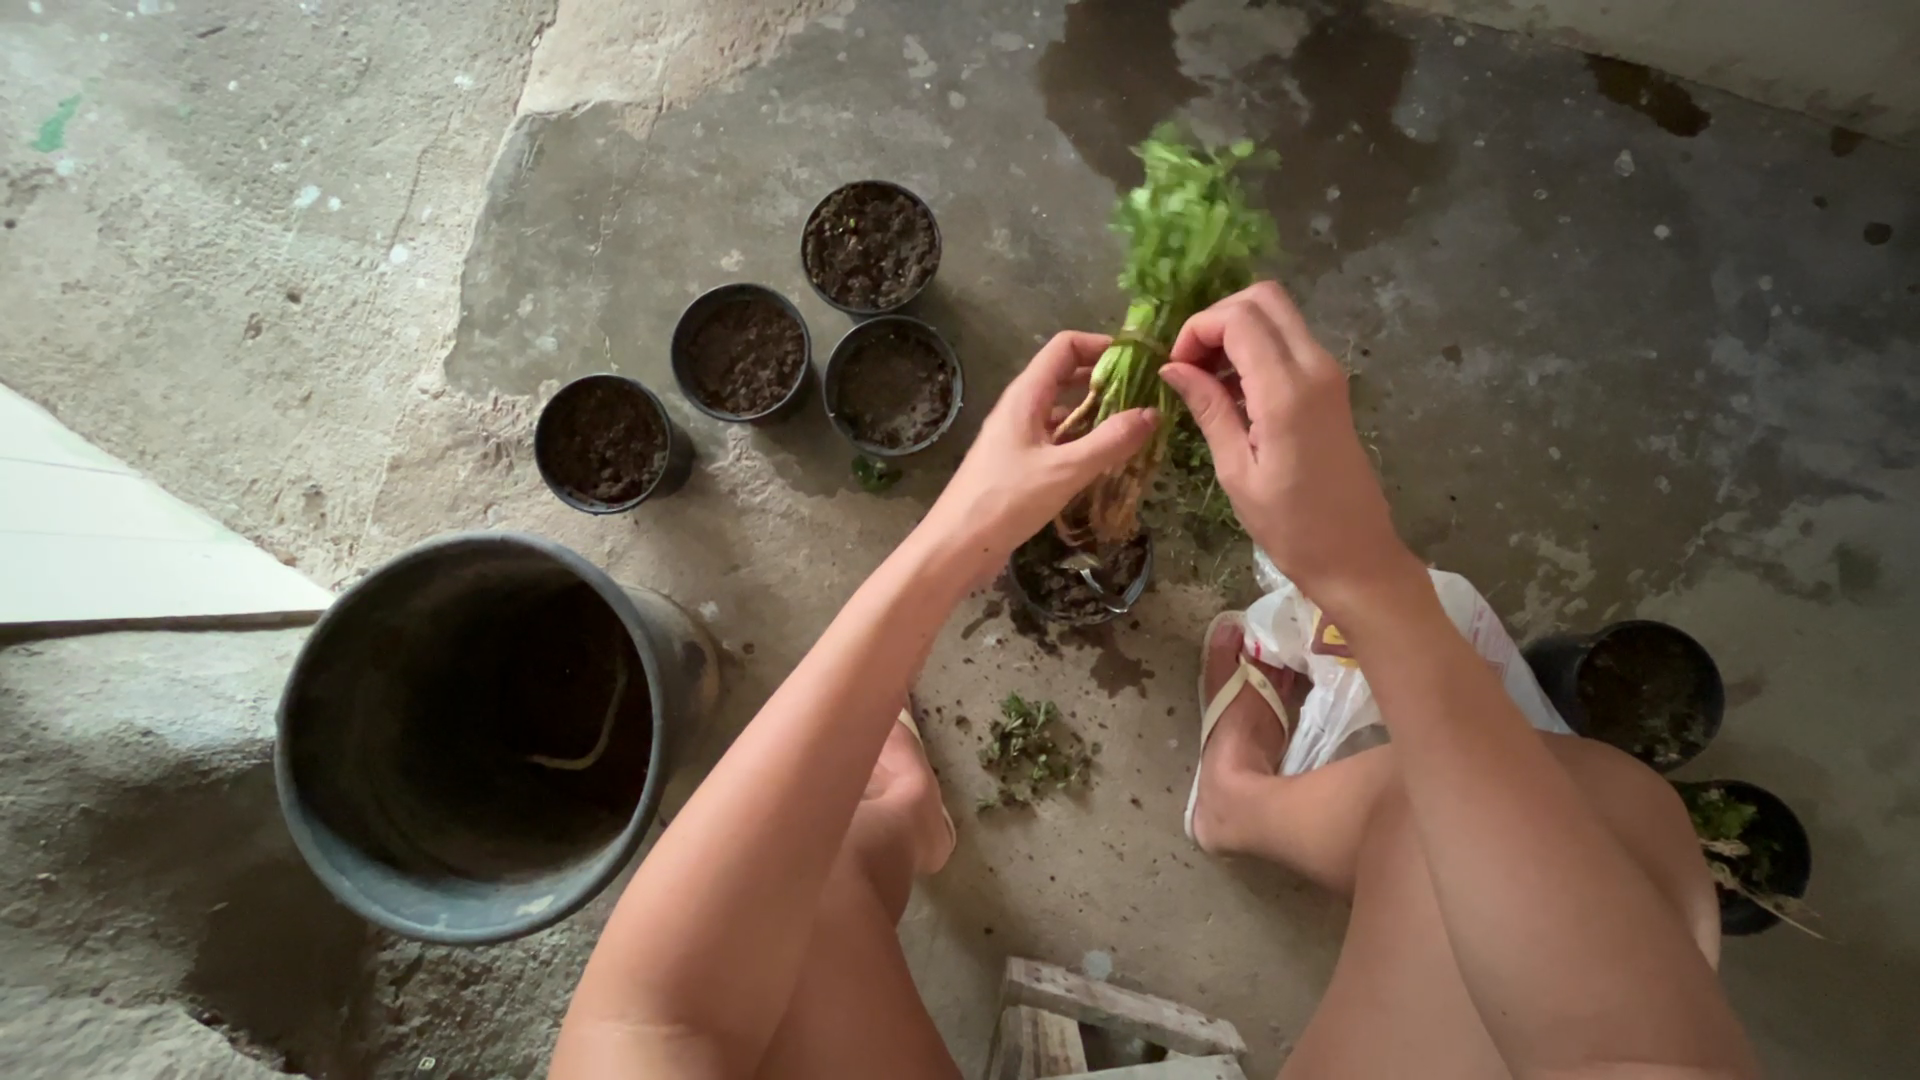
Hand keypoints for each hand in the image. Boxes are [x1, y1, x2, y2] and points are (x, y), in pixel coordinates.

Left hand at [919, 332, 1155, 576]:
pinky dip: (1082, 445)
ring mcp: (1017, 439)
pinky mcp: (1018, 466)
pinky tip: (1107, 464)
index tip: (1139, 362)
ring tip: (1136, 431)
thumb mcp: (1064, 470)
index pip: (1065, 347)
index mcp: (1025, 396)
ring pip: (1063, 414)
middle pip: (1066, 377)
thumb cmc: (1005, 501)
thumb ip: (1109, 442)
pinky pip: (1056, 443)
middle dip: (1106, 382)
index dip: (1102, 345)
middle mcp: (1020, 409)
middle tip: (1147, 397)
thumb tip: (1152, 413)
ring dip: (1097, 417)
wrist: (955, 546)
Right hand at [1158, 282, 1418, 613]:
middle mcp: (1315, 367)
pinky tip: (1231, 392)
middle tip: (1189, 364)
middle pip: (1263, 298)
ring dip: (1234, 333)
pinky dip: (1254, 350)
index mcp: (1288, 390)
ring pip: (1277, 316)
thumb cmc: (1289, 525)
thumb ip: (1208, 409)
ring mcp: (1328, 374)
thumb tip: (1173, 368)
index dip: (1197, 329)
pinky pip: (1288, 343)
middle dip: (1216, 319)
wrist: (1355, 554)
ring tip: (1204, 381)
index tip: (1175, 369)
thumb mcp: (1236, 470)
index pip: (1239, 318)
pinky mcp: (1331, 386)